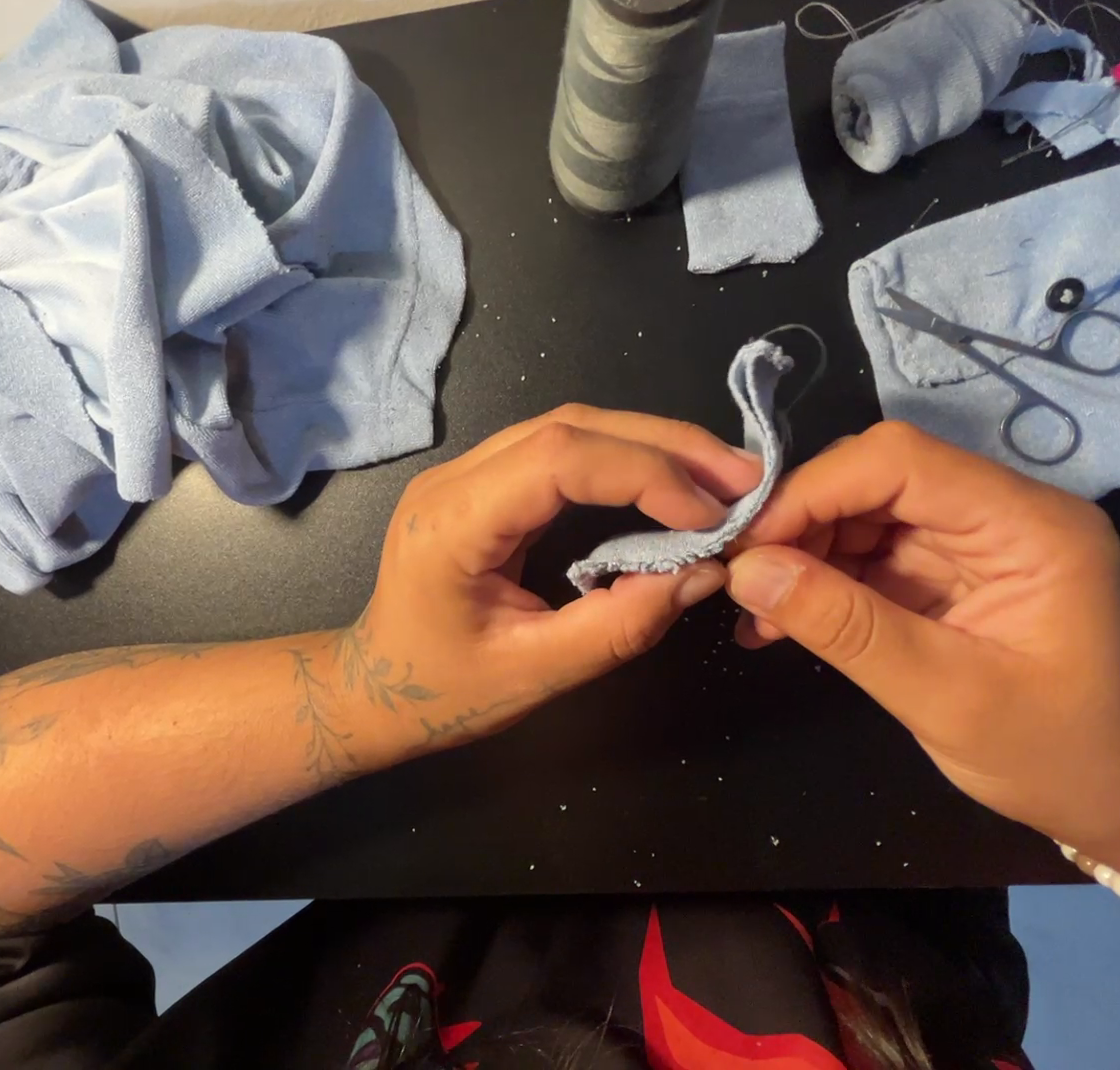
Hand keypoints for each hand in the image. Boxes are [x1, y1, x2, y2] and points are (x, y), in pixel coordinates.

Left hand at [347, 404, 767, 762]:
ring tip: (719, 478)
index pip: (558, 459)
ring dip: (649, 447)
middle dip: (665, 446)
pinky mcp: (481, 485)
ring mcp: (462, 474)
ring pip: (567, 429)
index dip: (646, 474)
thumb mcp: (533, 673)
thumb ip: (618, 625)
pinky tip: (664, 484)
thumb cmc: (439, 692)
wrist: (374, 687)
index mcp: (452, 523)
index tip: (712, 517)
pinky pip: (557, 454)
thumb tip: (705, 575)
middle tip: (744, 479)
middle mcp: (453, 479)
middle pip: (569, 427)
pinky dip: (620, 463)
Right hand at [724, 423, 1119, 895]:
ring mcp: (967, 543)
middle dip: (795, 523)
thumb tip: (742, 571)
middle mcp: (997, 515)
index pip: (899, 462)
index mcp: (1027, 526)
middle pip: (870, 479)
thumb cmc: (1061, 758)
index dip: (811, 491)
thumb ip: (843, 627)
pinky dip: (812, 583)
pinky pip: (860, 555)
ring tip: (756, 612)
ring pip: (854, 513)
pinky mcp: (941, 574)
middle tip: (740, 580)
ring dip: (796, 556)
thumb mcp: (946, 698)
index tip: (747, 547)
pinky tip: (776, 622)